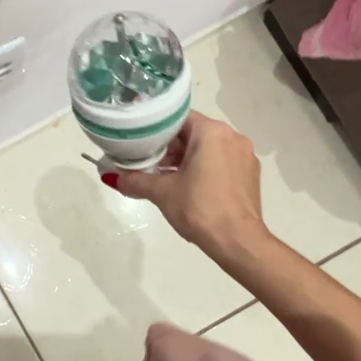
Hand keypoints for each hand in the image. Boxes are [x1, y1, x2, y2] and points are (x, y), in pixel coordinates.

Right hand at [105, 112, 270, 260]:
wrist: (237, 241)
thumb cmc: (199, 208)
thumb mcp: (162, 192)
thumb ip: (135, 180)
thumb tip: (110, 177)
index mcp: (212, 132)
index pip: (178, 119)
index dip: (156, 130)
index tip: (141, 144)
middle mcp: (233, 137)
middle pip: (194, 134)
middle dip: (170, 148)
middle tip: (148, 163)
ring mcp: (244, 156)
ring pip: (208, 149)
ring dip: (186, 160)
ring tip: (165, 178)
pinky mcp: (250, 175)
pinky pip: (221, 163)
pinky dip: (204, 170)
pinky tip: (189, 188)